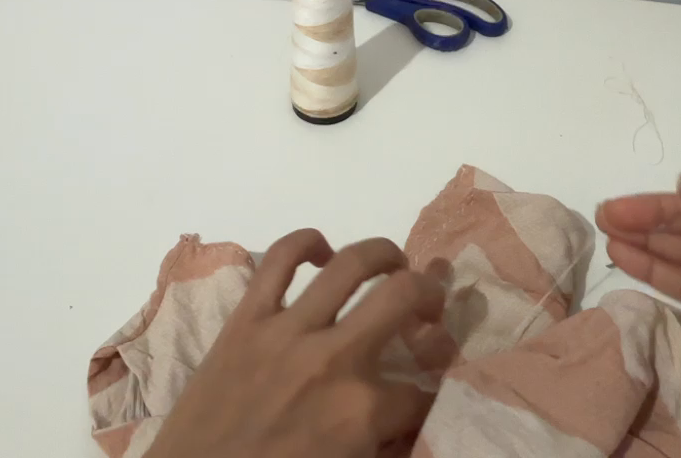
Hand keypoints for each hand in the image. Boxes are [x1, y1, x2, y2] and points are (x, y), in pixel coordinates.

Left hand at [144, 229, 444, 457]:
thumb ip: (380, 441)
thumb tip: (406, 412)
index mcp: (360, 414)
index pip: (421, 390)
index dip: (433, 387)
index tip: (431, 383)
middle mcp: (334, 358)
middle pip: (403, 297)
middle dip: (429, 297)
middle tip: (430, 306)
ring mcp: (287, 330)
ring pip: (351, 264)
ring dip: (385, 255)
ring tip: (394, 265)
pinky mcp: (247, 317)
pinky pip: (280, 258)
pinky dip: (306, 242)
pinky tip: (322, 253)